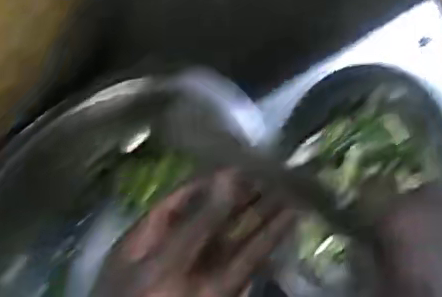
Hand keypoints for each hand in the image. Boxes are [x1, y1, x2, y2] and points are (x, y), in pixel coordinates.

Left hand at [103, 171, 294, 296]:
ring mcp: (195, 280)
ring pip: (234, 238)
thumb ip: (201, 219)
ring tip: (295, 188)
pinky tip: (289, 221)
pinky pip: (246, 263)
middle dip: (247, 193)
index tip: (251, 159)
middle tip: (281, 169)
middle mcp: (172, 256)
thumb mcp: (165, 262)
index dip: (217, 176)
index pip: (184, 196)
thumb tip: (233, 172)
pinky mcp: (220, 294)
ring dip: (263, 214)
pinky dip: (267, 242)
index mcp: (146, 241)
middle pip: (213, 216)